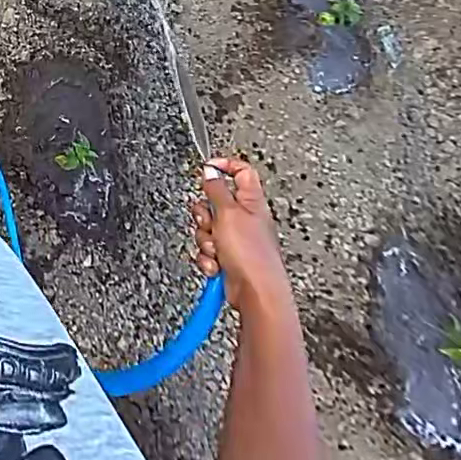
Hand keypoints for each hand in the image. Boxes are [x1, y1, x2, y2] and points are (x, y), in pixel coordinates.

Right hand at [189, 158, 292, 317]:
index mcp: (251, 201)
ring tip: (217, 248)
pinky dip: (207, 256)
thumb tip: (209, 171)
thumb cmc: (252, 255)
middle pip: (215, 200)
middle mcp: (244, 217)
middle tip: (211, 221)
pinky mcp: (227, 256)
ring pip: (207, 226)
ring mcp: (236, 237)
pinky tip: (217, 264)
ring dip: (205, 238)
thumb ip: (216, 190)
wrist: (255, 294)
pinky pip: (207, 248)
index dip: (224, 166)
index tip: (207, 169)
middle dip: (205, 213)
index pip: (241, 171)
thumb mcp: (228, 213)